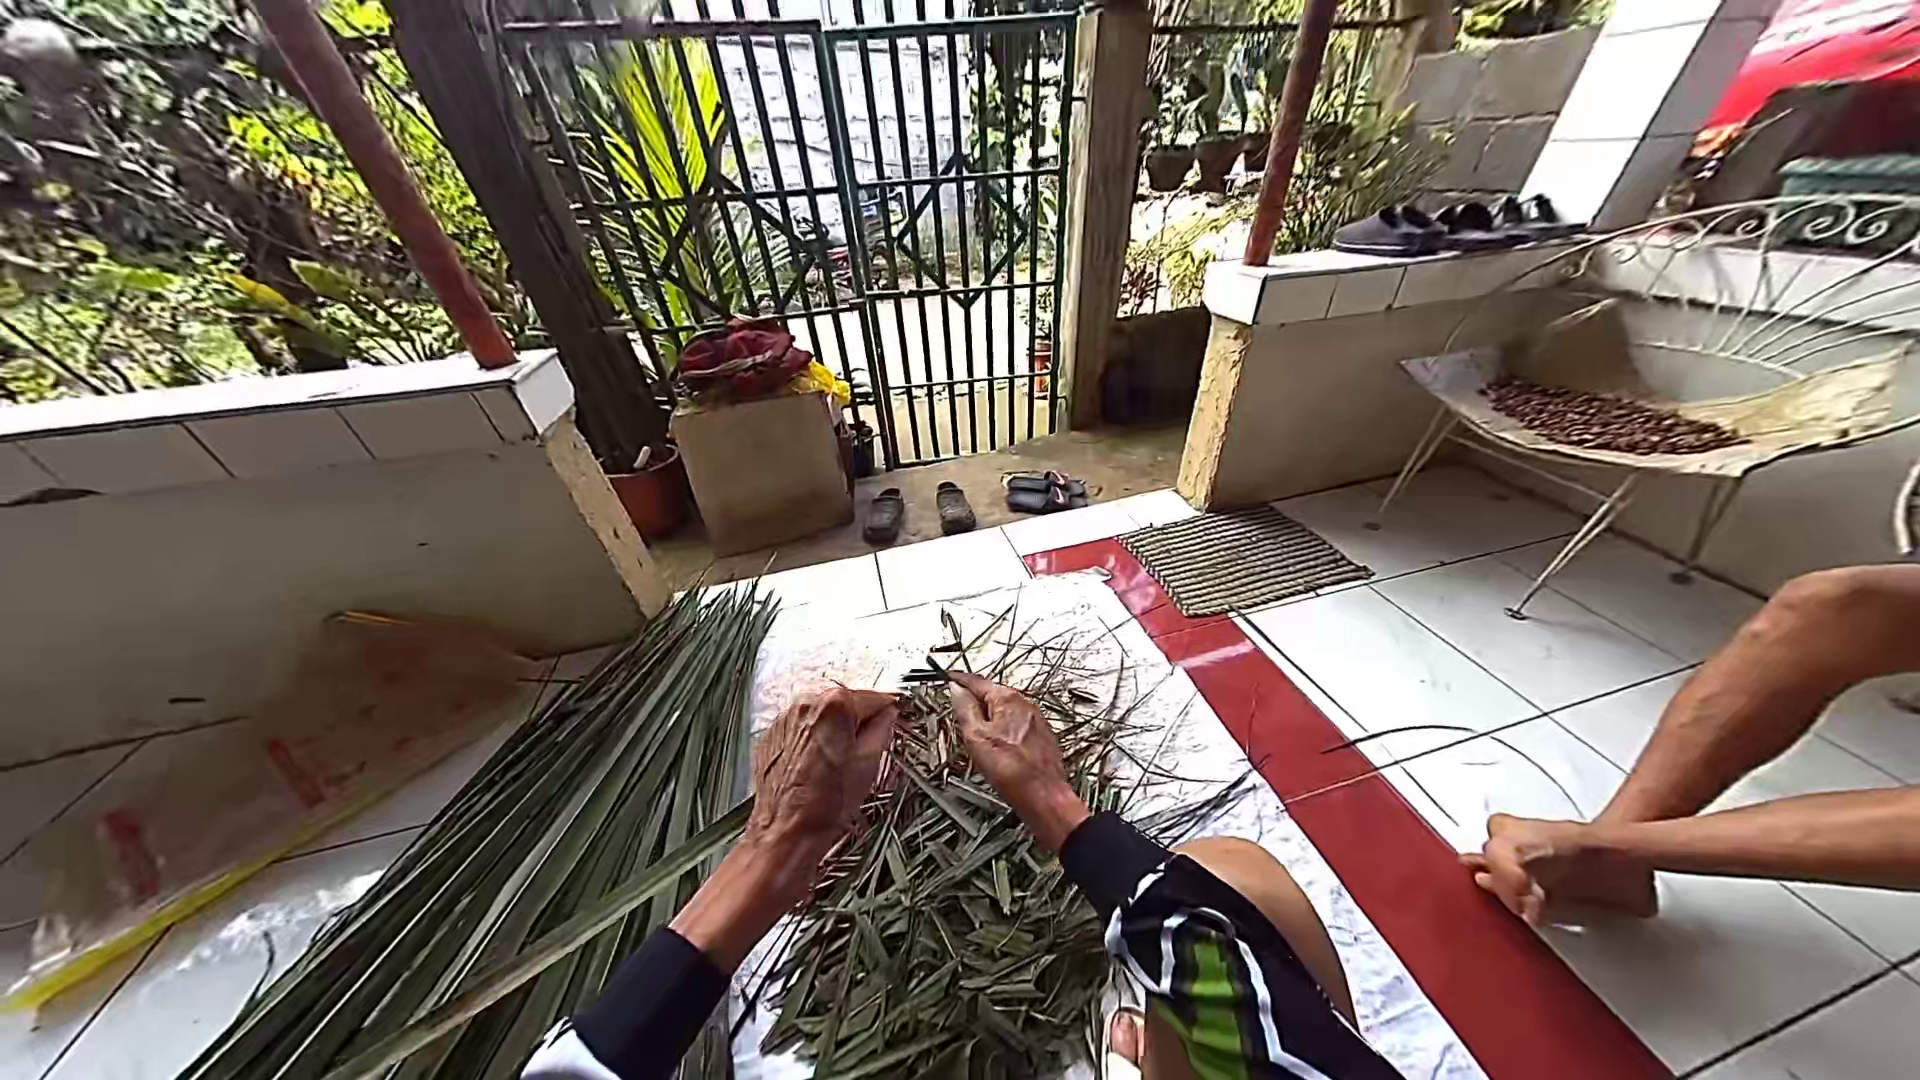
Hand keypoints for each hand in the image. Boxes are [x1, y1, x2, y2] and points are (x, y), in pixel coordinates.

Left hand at [746, 687, 899, 860]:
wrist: (786, 831)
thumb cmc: (823, 804)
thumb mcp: (870, 763)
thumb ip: (883, 728)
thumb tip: (887, 716)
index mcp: (835, 705)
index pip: (874, 697)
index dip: (888, 711)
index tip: (892, 720)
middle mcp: (807, 705)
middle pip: (846, 702)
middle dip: (859, 722)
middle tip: (865, 750)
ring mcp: (786, 719)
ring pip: (824, 714)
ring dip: (835, 730)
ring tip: (838, 762)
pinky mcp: (773, 735)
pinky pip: (802, 728)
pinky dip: (813, 739)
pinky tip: (818, 765)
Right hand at [948, 672, 1089, 852]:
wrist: (1044, 797)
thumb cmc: (1013, 771)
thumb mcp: (976, 737)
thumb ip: (964, 708)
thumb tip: (956, 689)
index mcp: (1008, 698)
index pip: (977, 681)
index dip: (959, 680)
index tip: (949, 678)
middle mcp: (1025, 704)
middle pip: (991, 696)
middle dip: (974, 704)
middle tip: (960, 719)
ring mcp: (1035, 719)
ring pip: (1003, 712)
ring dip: (988, 720)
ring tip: (980, 742)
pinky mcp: (1040, 736)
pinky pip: (1015, 725)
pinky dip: (1002, 732)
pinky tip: (999, 751)